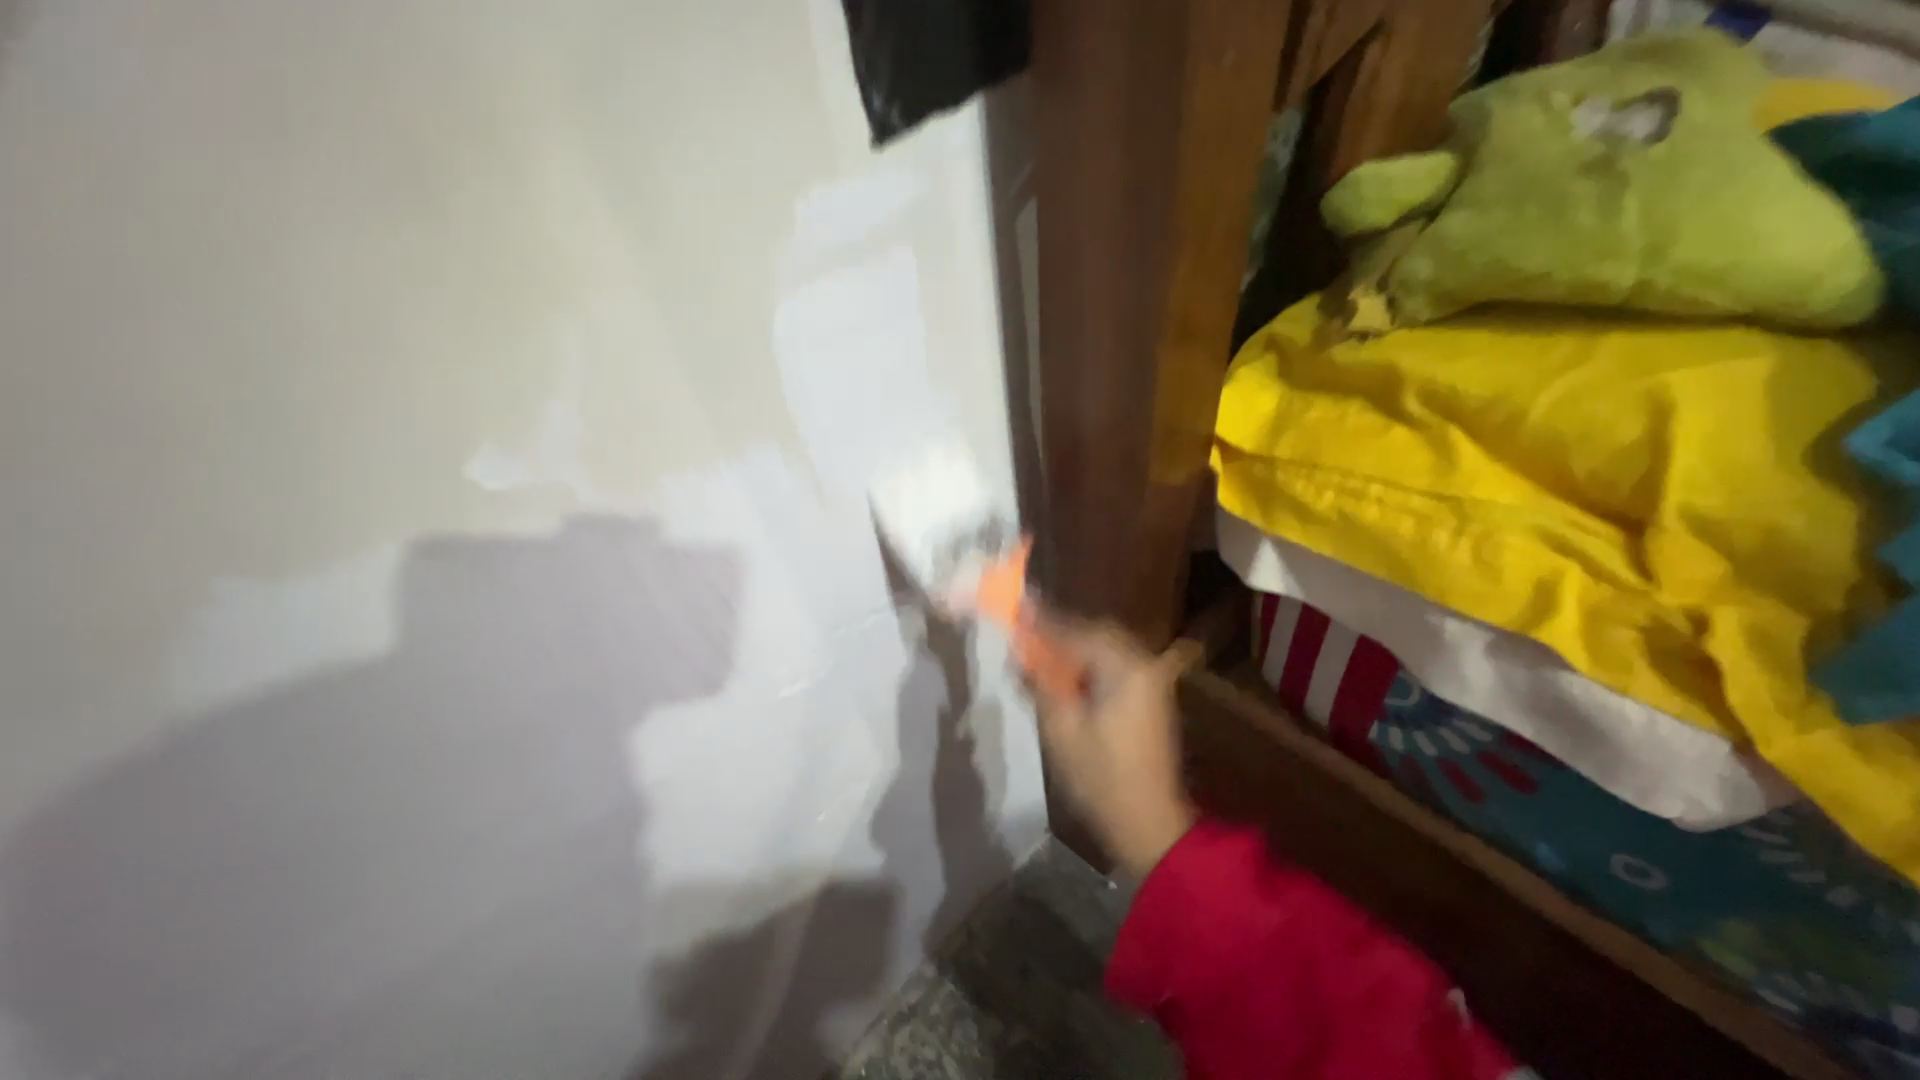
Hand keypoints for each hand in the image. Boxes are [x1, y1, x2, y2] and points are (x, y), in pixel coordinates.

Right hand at [1030, 619, 1199, 877]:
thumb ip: (1040, 680)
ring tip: (1038, 656)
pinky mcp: (1149, 700)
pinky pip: (1113, 668)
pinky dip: (1087, 666)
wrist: (1148, 821)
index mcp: (1125, 668)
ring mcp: (1150, 683)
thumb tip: (1020, 649)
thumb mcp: (1060, 728)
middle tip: (1025, 632)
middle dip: (1059, 633)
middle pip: (1095, 634)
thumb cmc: (1101, 777)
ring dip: (1073, 650)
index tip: (1015, 611)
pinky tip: (1063, 679)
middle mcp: (1143, 666)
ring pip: (1104, 651)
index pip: (1077, 631)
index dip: (1043, 622)